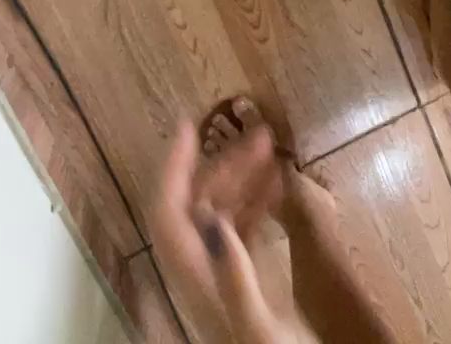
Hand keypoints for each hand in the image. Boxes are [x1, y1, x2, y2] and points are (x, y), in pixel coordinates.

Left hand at [149, 121, 299, 342]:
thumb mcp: (260, 327)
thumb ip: (235, 276)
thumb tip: (214, 220)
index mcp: (197, 281)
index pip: (169, 215)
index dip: (172, 169)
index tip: (188, 127)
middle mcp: (204, 274)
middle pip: (200, 206)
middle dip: (223, 163)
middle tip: (258, 132)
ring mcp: (226, 276)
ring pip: (223, 213)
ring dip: (243, 177)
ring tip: (271, 145)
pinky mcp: (251, 281)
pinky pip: (247, 228)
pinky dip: (259, 200)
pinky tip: (280, 182)